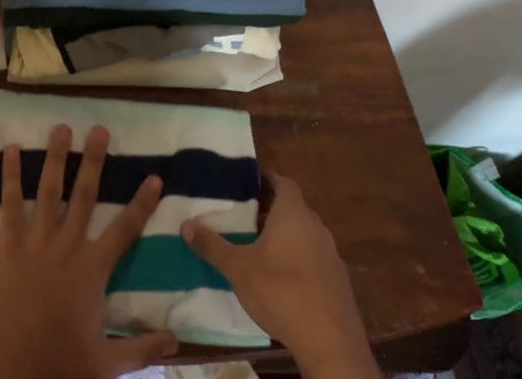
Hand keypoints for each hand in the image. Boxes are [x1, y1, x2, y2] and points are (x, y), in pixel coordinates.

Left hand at [0, 123, 178, 378]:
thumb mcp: (107, 363)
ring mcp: (35, 241)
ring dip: (56, 157)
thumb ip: (142, 349)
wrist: (8, 365)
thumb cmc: (58, 362)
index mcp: (93, 270)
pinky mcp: (7, 244)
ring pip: (48, 190)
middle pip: (85, 196)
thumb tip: (178, 341)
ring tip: (61, 128)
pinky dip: (10, 175)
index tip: (154, 176)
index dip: (142, 203)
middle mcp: (67, 247)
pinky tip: (10, 149)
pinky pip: (9, 202)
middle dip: (95, 161)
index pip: (125, 230)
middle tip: (100, 130)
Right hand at [182, 172, 378, 378]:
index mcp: (294, 215)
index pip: (284, 182)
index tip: (246, 182)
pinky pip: (312, 258)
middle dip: (269, 209)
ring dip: (283, 235)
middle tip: (241, 215)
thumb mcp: (238, 268)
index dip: (266, 179)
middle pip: (293, 208)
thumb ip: (212, 245)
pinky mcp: (337, 281)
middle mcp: (316, 228)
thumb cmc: (281, 291)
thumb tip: (185, 225)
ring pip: (303, 234)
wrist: (330, 343)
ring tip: (255, 245)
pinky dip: (295, 258)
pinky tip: (278, 277)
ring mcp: (330, 255)